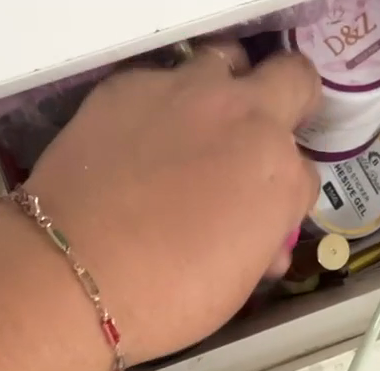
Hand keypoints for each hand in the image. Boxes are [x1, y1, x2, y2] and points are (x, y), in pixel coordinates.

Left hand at [22, 41, 317, 362]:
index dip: (284, 199)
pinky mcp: (130, 86)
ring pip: (227, 62)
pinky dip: (162, 109)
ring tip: (202, 129)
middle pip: (293, 81)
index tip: (263, 217)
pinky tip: (141, 145)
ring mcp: (186, 92)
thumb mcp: (233, 288)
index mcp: (279, 176)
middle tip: (260, 141)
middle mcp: (243, 118)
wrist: (75, 275)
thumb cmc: (163, 300)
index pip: (305, 175)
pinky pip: (161, 82)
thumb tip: (258, 237)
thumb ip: (257, 245)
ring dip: (226, 91)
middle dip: (288, 107)